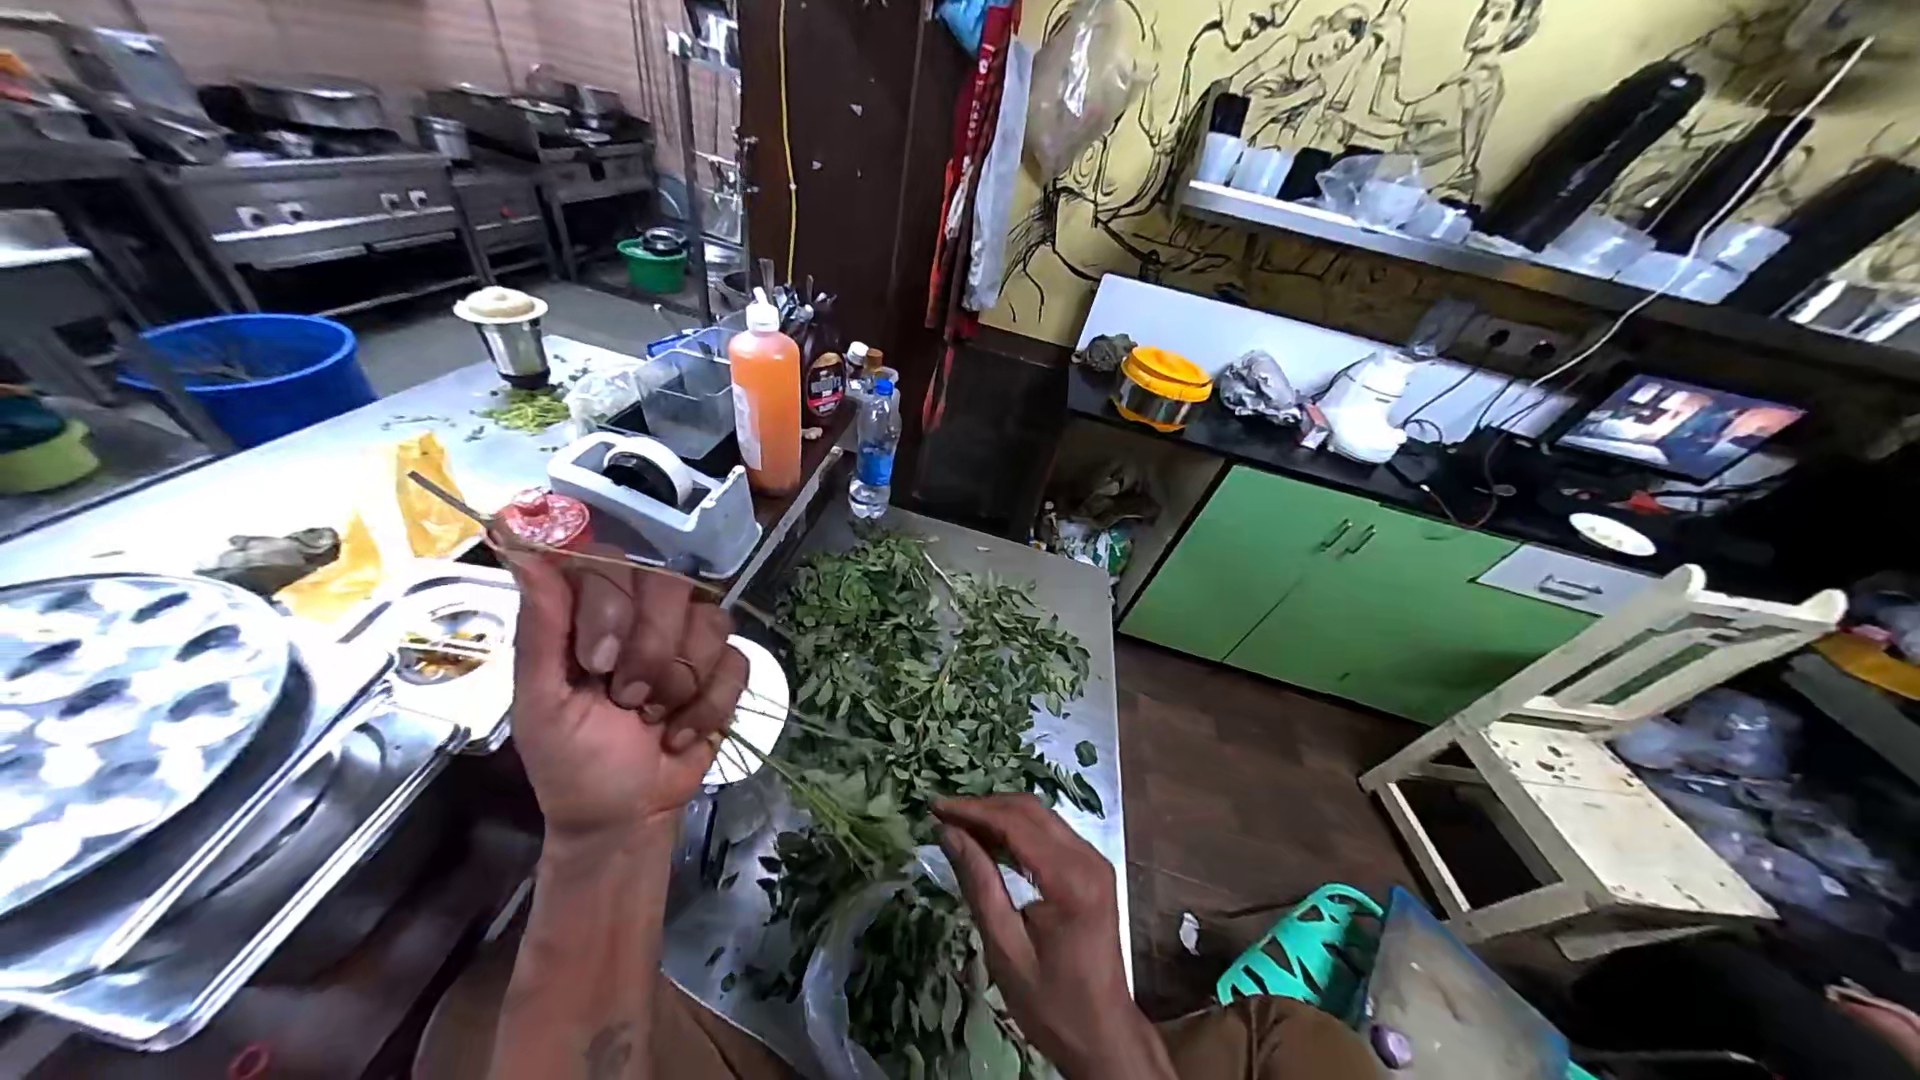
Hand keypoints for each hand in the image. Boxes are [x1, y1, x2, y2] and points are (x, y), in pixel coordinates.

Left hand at [505, 546, 748, 841]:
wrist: (627, 814)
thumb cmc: (572, 762)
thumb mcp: (541, 703)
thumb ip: (540, 630)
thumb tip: (527, 554)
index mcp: (591, 613)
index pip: (611, 561)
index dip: (612, 605)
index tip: (598, 662)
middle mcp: (644, 614)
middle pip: (670, 585)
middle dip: (651, 652)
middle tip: (627, 699)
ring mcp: (690, 639)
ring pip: (710, 621)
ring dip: (680, 683)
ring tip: (654, 716)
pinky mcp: (724, 668)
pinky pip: (736, 660)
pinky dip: (710, 704)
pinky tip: (683, 730)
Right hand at [934, 795, 1174, 1079]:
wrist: (1103, 1035)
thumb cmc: (1051, 1003)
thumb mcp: (1004, 948)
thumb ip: (978, 883)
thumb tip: (948, 833)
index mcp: (1071, 879)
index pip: (1015, 823)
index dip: (972, 810)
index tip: (935, 807)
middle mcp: (1088, 858)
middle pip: (1029, 810)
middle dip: (983, 807)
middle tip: (942, 815)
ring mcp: (1094, 860)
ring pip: (1040, 816)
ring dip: (998, 814)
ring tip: (958, 824)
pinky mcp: (1092, 867)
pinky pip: (1049, 832)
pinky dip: (1016, 829)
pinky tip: (988, 840)